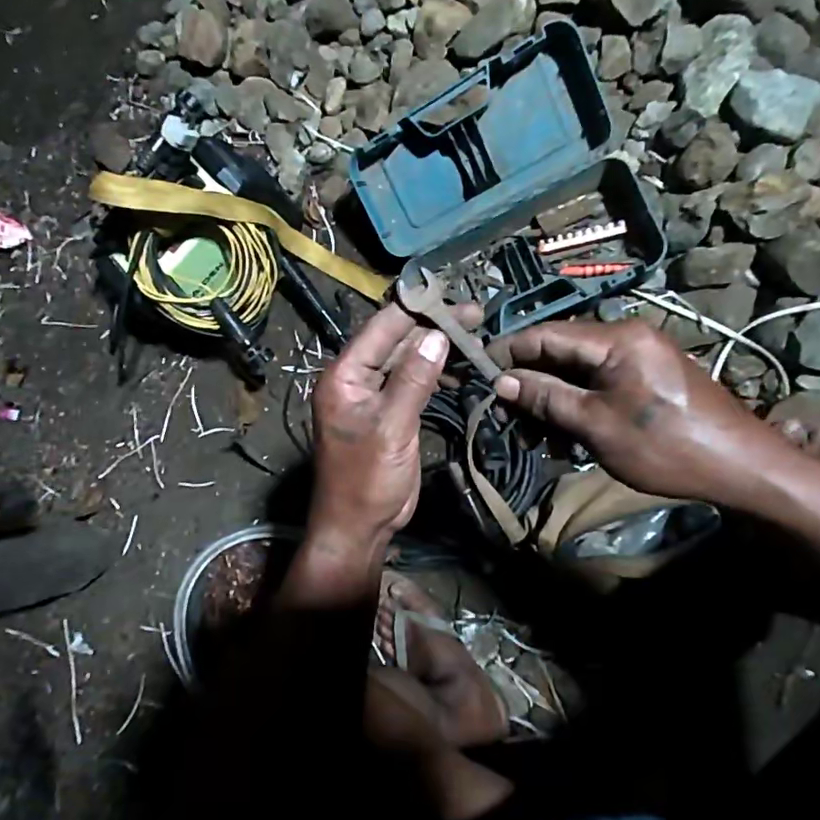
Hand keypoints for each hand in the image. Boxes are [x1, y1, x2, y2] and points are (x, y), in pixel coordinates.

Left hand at [307, 303, 451, 548]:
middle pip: (397, 341)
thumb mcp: (391, 427)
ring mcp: (374, 397)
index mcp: (345, 376)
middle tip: (474, 313)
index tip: (449, 292)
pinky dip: (435, 373)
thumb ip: (413, 381)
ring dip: (437, 348)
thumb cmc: (366, 480)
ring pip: (408, 361)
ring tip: (474, 334)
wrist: (359, 527)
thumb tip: (436, 336)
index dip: (415, 309)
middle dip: (432, 326)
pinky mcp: (391, 414)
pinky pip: (414, 383)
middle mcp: (357, 379)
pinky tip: (460, 366)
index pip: (381, 329)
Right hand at [491, 320, 785, 502]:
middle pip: (562, 352)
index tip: (479, 375)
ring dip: (555, 401)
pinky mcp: (651, 377)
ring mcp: (642, 356)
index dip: (509, 352)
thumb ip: (547, 398)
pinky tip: (569, 437)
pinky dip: (582, 405)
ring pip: (581, 372)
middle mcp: (629, 337)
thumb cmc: (664, 446)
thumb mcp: (596, 424)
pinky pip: (603, 383)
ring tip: (539, 438)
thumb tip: (502, 382)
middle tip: (507, 418)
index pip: (546, 334)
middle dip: (531, 384)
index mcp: (617, 338)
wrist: (739, 466)